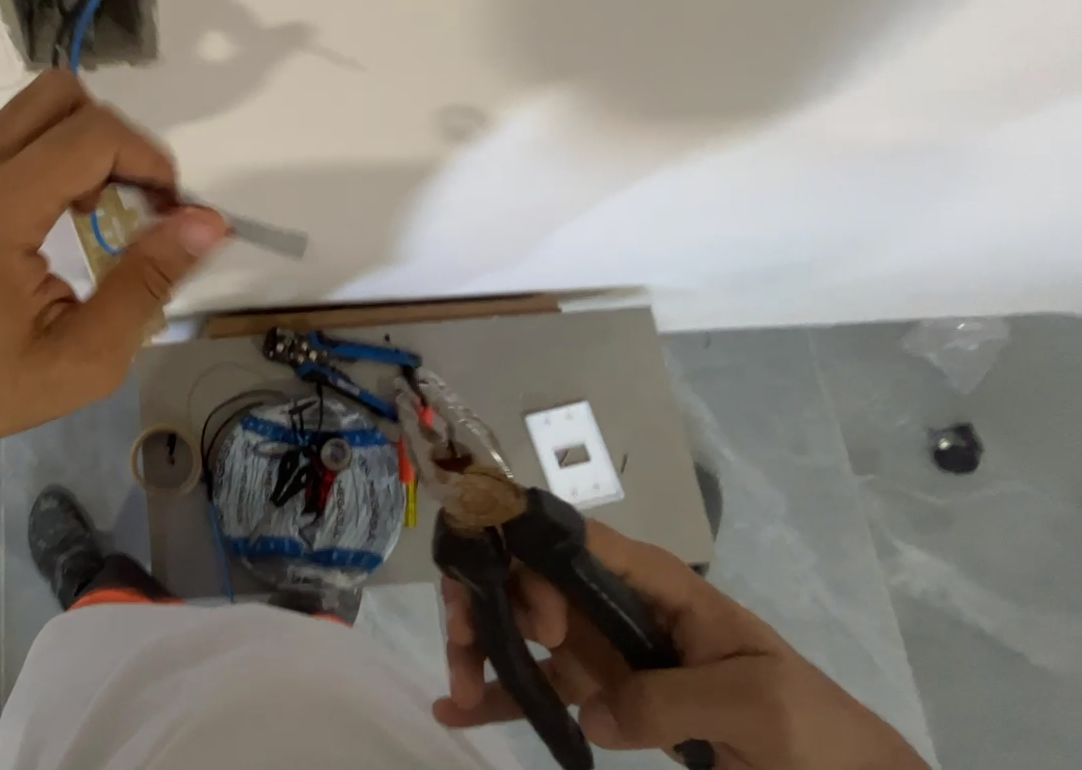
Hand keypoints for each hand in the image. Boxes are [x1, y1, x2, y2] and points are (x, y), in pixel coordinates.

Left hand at [0, 71, 227, 491]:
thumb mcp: (90, 352)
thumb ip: (150, 279)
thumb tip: (207, 222)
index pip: (91, 134)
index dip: (148, 159)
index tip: (172, 211)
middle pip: (62, 95)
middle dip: (117, 139)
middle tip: (137, 202)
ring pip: (39, 108)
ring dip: (88, 143)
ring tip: (104, 210)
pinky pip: (18, 136)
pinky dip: (60, 155)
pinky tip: (69, 215)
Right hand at [433, 520, 927, 769]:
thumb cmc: (819, 733)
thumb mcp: (758, 706)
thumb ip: (671, 698)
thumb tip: (591, 711)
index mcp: (653, 582)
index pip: (573, 540)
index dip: (533, 559)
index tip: (536, 624)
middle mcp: (613, 601)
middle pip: (525, 577)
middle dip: (482, 600)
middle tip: (464, 648)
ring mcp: (602, 647)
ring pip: (516, 628)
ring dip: (475, 648)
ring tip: (457, 691)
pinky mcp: (598, 692)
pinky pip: (535, 686)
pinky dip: (495, 693)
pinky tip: (455, 710)